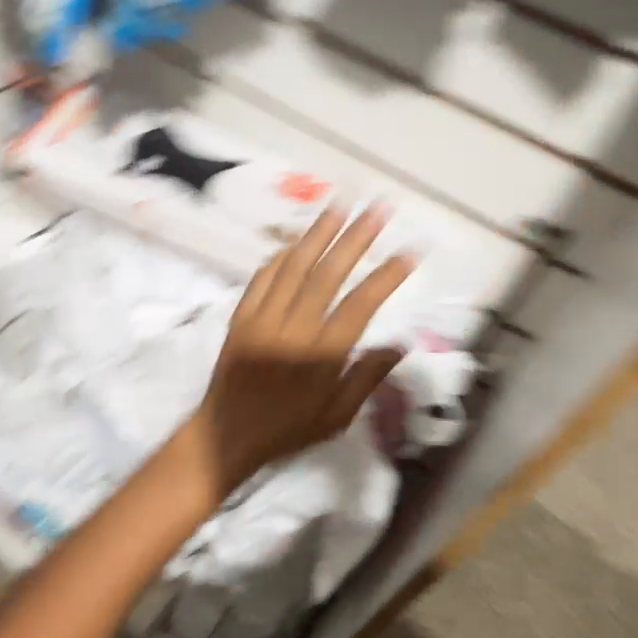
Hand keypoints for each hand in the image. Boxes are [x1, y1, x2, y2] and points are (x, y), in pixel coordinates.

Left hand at [177, 204, 415, 497]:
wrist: (226, 434)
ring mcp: (262, 318)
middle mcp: (292, 329)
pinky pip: (263, 276)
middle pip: (329, 272)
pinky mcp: (240, 316)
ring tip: (342, 203)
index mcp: (321, 356)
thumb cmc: (288, 429)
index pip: (361, 304)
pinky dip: (282, 255)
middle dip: (357, 236)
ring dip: (319, 232)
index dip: (387, 275)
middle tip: (379, 207)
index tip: (410, 250)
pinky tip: (299, 240)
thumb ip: (367, 378)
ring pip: (294, 265)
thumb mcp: (337, 417)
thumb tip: (399, 344)